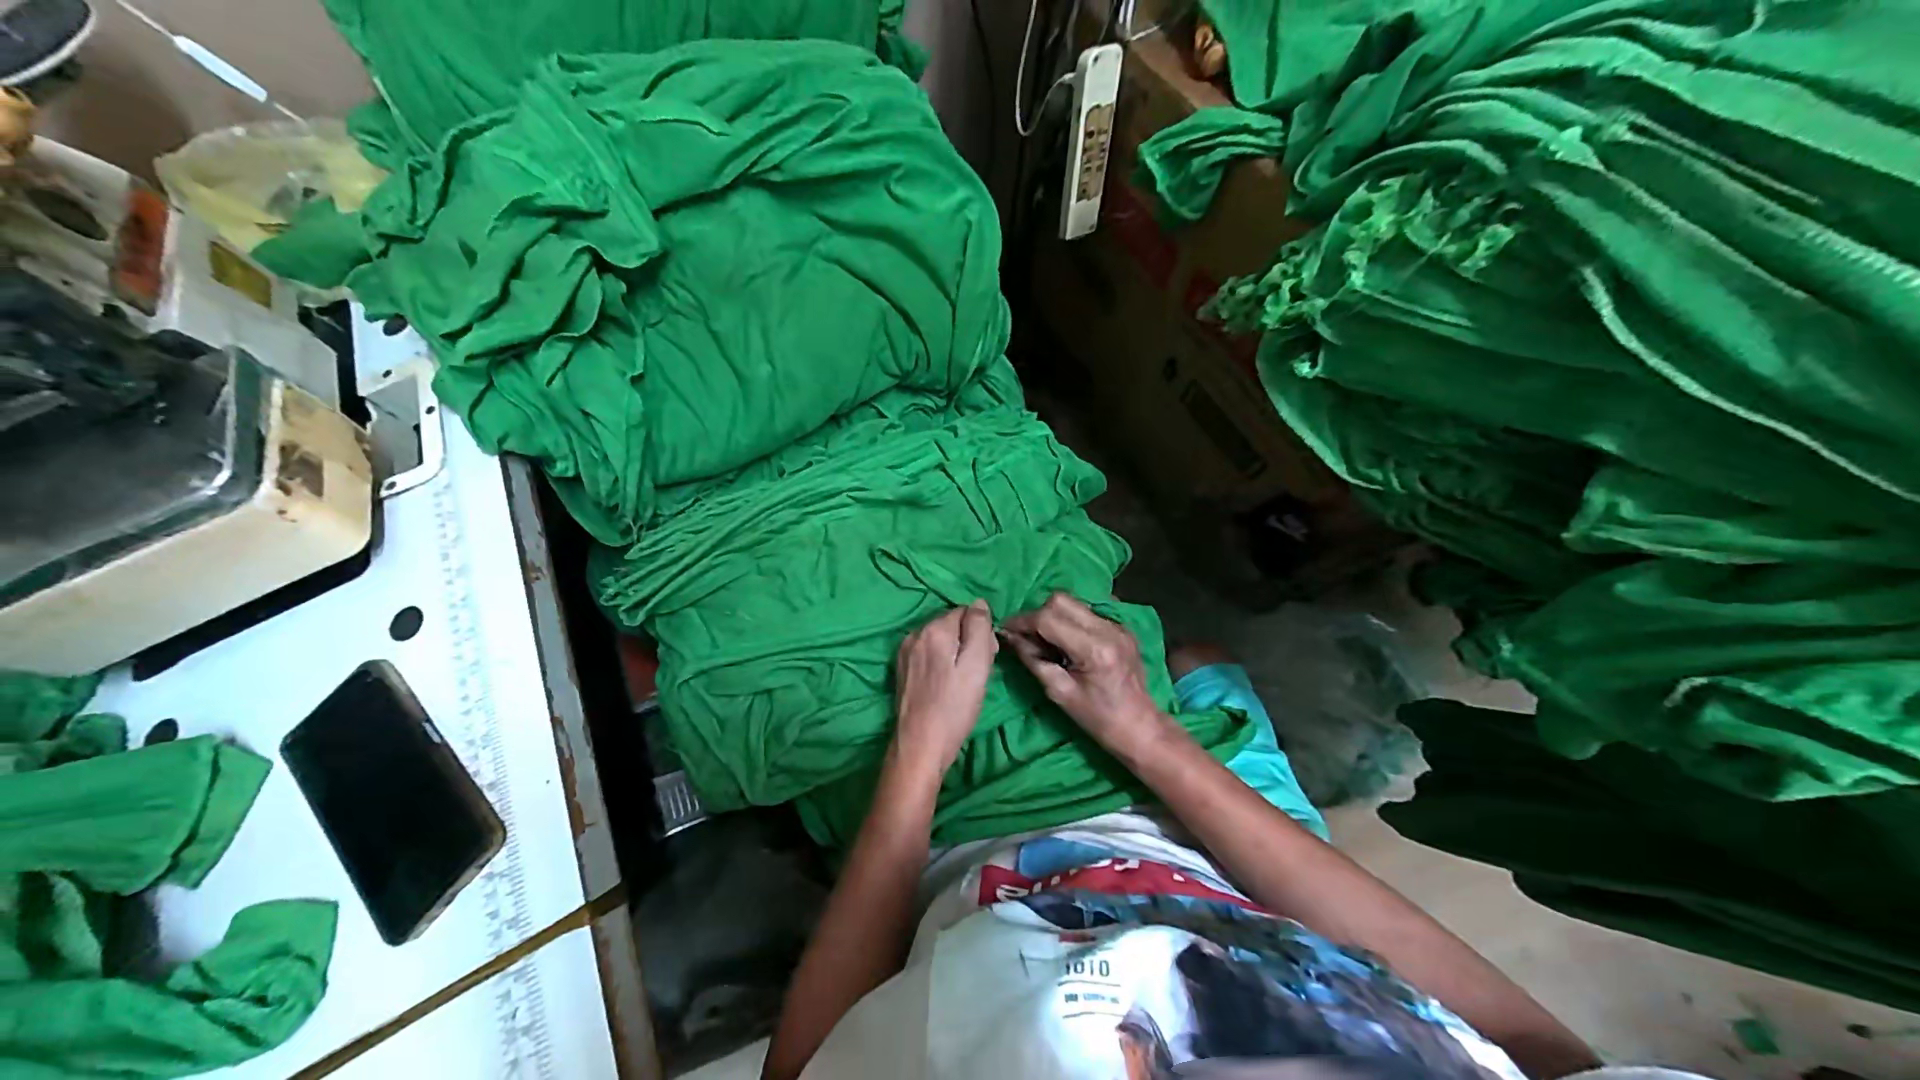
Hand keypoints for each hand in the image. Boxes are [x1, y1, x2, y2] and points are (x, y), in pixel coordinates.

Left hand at [891, 600, 997, 776]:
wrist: (920, 745)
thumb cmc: (955, 707)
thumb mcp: (977, 665)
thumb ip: (979, 628)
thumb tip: (979, 603)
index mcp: (934, 629)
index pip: (967, 612)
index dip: (982, 632)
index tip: (988, 658)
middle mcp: (915, 634)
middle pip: (952, 624)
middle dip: (968, 641)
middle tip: (978, 673)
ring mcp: (905, 652)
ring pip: (941, 639)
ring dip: (956, 652)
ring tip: (963, 681)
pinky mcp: (902, 669)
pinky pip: (929, 653)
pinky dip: (941, 662)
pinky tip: (946, 685)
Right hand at [1002, 593, 1173, 753]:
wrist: (1139, 726)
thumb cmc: (1097, 718)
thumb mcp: (1059, 693)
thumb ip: (1033, 659)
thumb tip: (1010, 636)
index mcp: (1094, 649)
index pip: (1048, 619)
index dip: (1022, 621)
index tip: (1005, 629)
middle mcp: (1108, 629)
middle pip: (1061, 600)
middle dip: (1038, 614)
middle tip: (1027, 636)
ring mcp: (1118, 625)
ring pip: (1074, 603)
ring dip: (1054, 615)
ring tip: (1046, 639)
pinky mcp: (1122, 627)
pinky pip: (1088, 612)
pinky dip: (1071, 620)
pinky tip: (1068, 641)